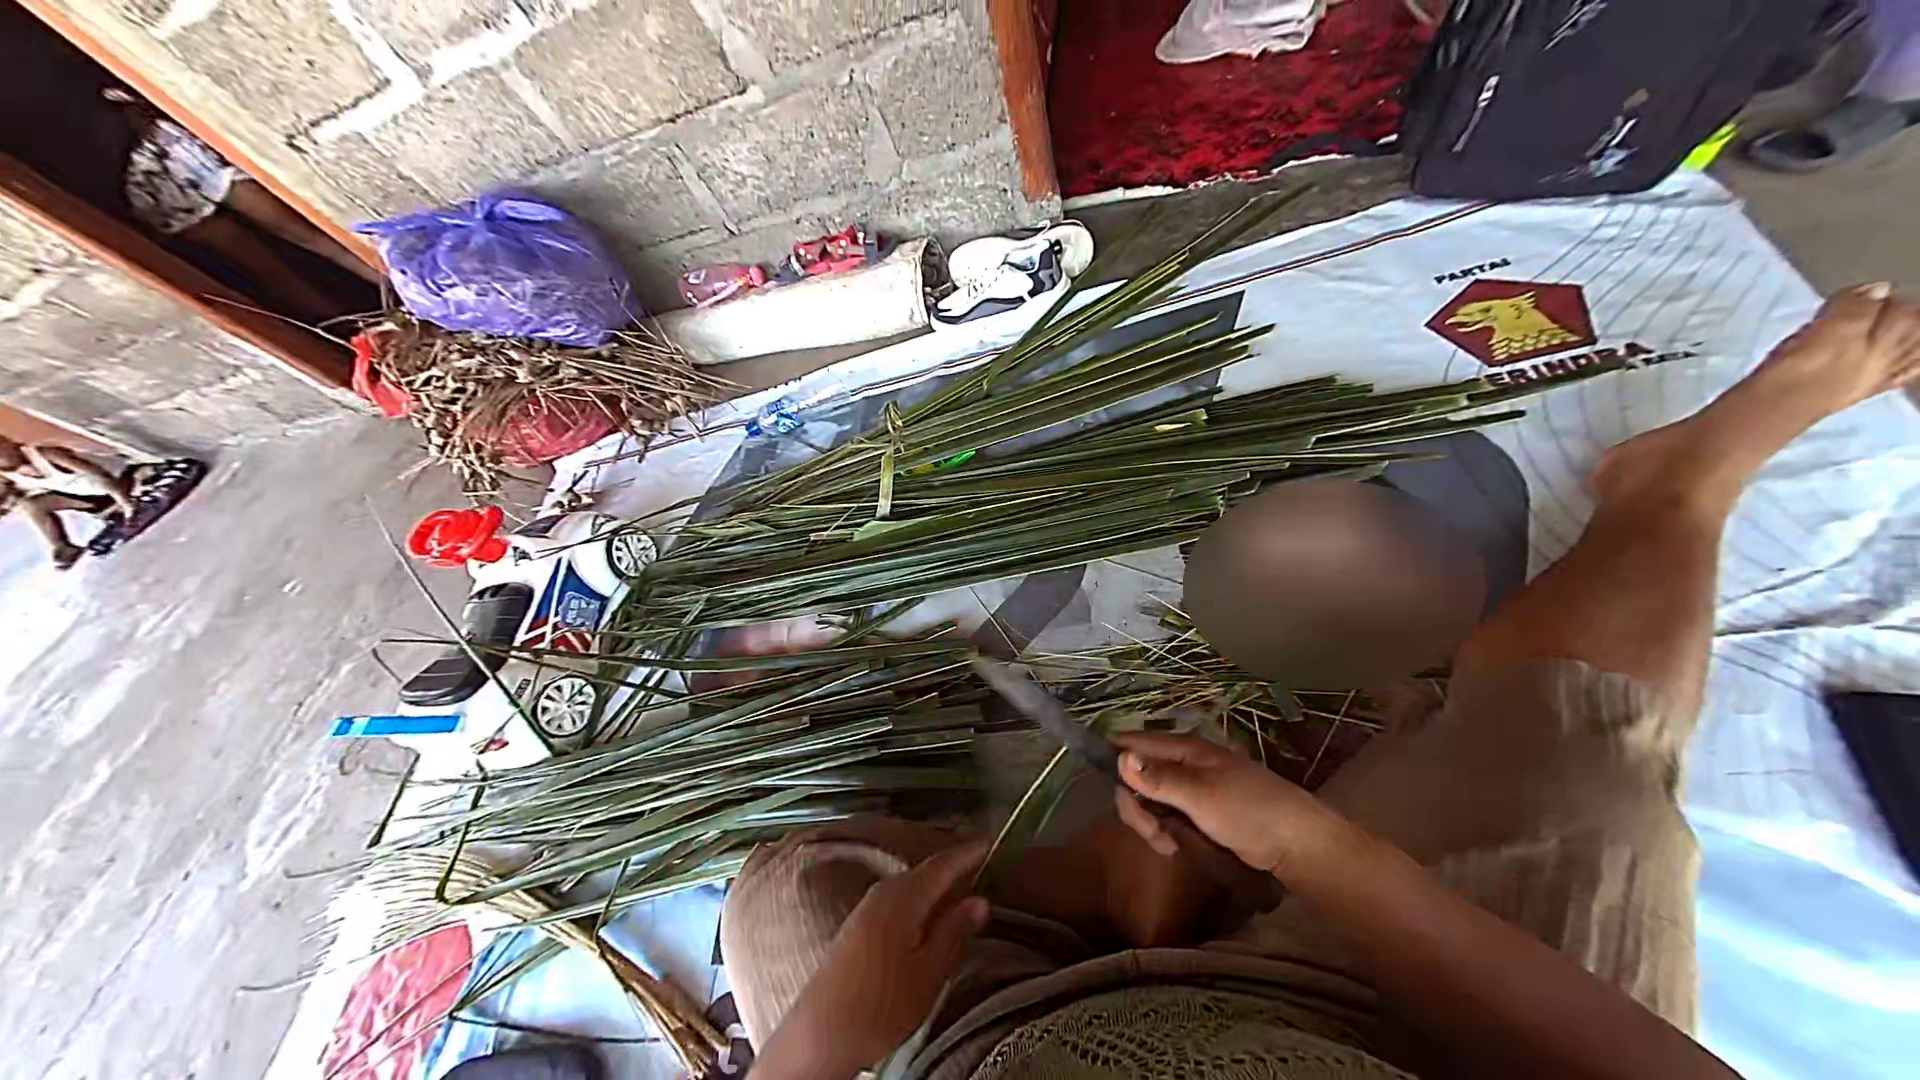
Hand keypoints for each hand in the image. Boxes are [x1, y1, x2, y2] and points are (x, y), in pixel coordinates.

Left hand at [764, 840, 991, 1075]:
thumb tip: (980, 900)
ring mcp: (868, 905)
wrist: (818, 1035)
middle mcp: (884, 890)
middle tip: (985, 867)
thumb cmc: (881, 1005)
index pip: (944, 862)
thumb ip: (954, 932)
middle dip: (955, 867)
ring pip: (912, 885)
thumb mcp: (928, 973)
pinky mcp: (858, 924)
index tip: (993, 841)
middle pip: (927, 870)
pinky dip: (921, 899)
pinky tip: (931, 916)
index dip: (970, 851)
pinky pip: (900, 898)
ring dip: (938, 885)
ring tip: (965, 891)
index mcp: (904, 895)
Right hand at [1112, 731, 1345, 877]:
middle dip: (1137, 805)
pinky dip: (1164, 832)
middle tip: (1151, 832)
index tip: (1114, 791)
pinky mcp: (1197, 811)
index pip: (1133, 744)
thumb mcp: (1201, 796)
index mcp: (1182, 748)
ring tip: (1168, 845)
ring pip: (1149, 800)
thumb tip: (1119, 757)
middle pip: (1136, 777)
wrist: (1298, 844)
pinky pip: (1165, 816)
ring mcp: (1189, 787)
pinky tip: (1175, 847)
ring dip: (1150, 824)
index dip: (1116, 762)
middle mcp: (1181, 762)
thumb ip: (1158, 779)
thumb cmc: (1250, 810)